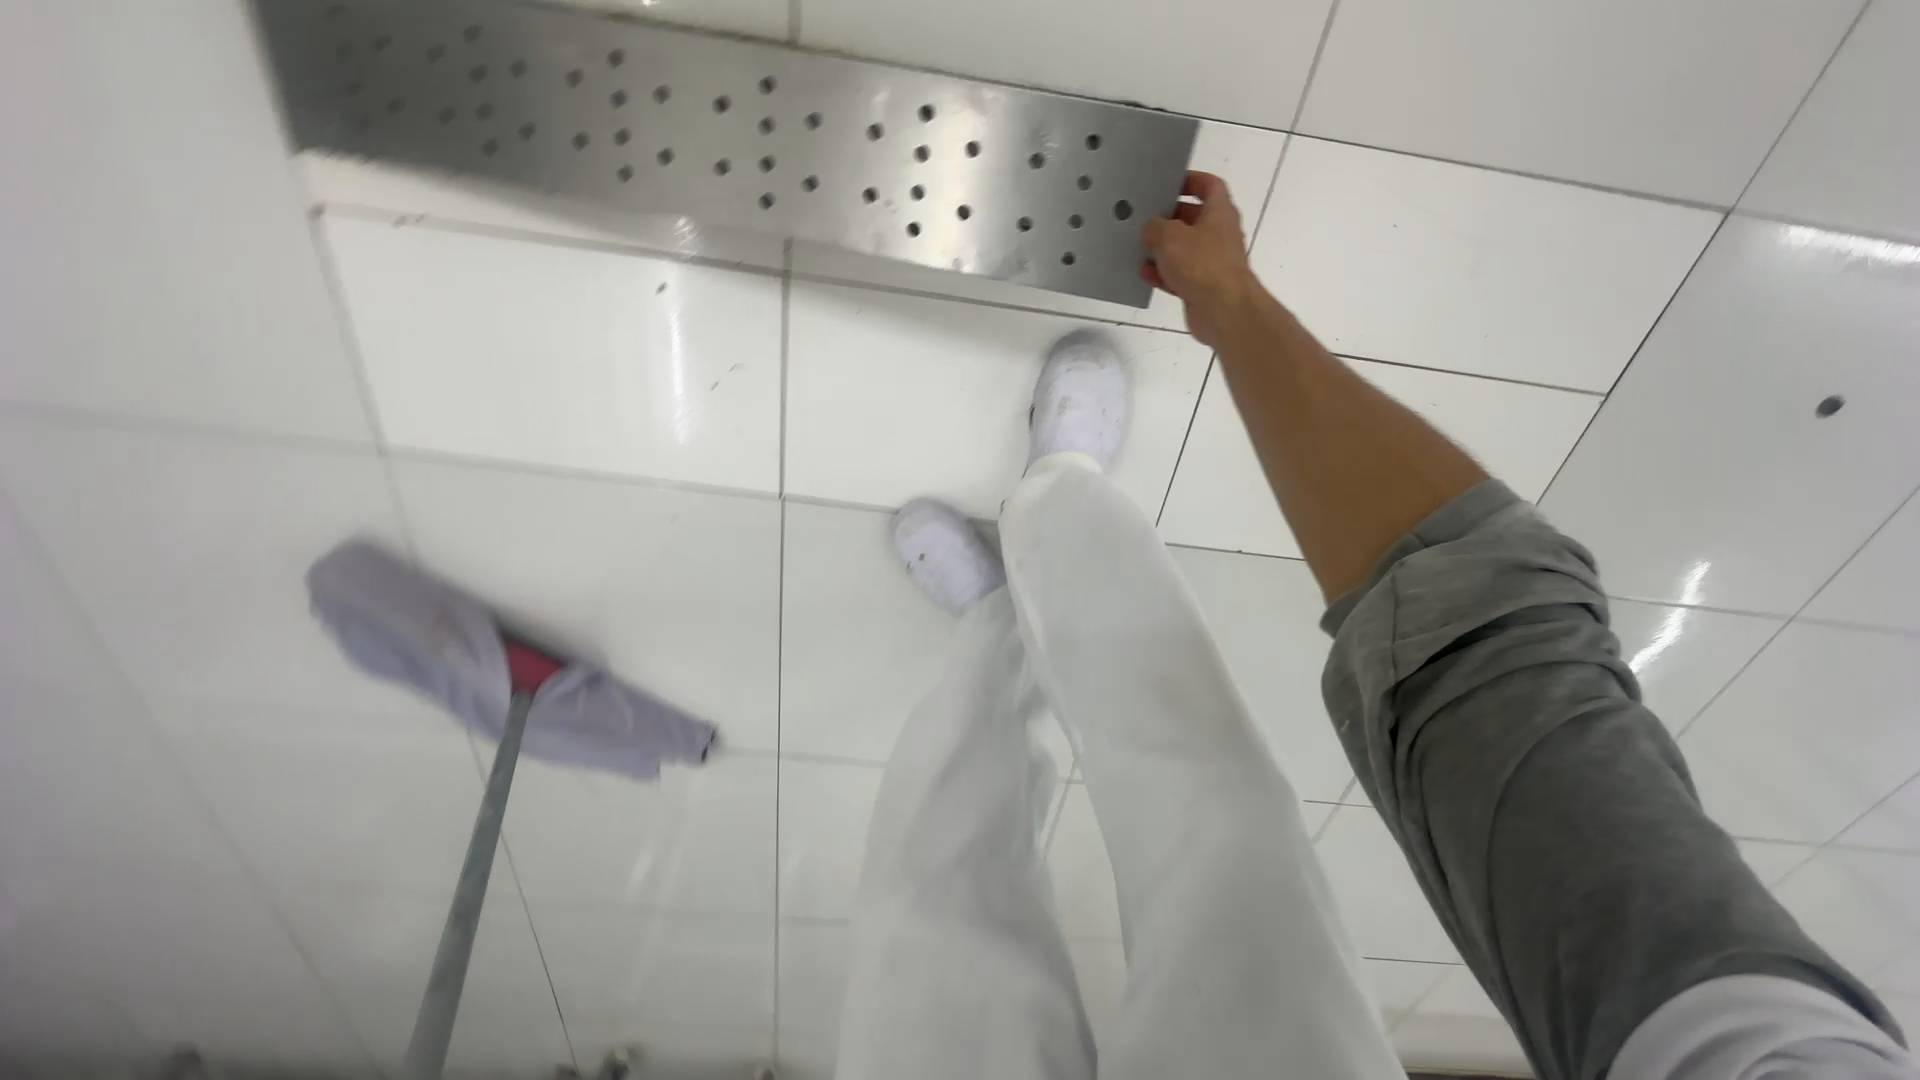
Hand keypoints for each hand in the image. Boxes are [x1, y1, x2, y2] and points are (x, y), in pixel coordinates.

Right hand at [1141, 171, 1261, 346]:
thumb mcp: (1169, 236)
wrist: (1222, 309)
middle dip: (1170, 218)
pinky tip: (1145, 273)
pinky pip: (1180, 274)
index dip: (1192, 181)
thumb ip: (1154, 228)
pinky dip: (1164, 273)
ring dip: (1164, 248)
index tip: (1170, 183)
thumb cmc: (1201, 263)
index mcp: (1220, 212)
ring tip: (1141, 246)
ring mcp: (1213, 262)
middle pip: (1194, 218)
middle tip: (1147, 217)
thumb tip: (1150, 230)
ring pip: (1185, 248)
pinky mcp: (1203, 286)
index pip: (1210, 186)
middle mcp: (1220, 234)